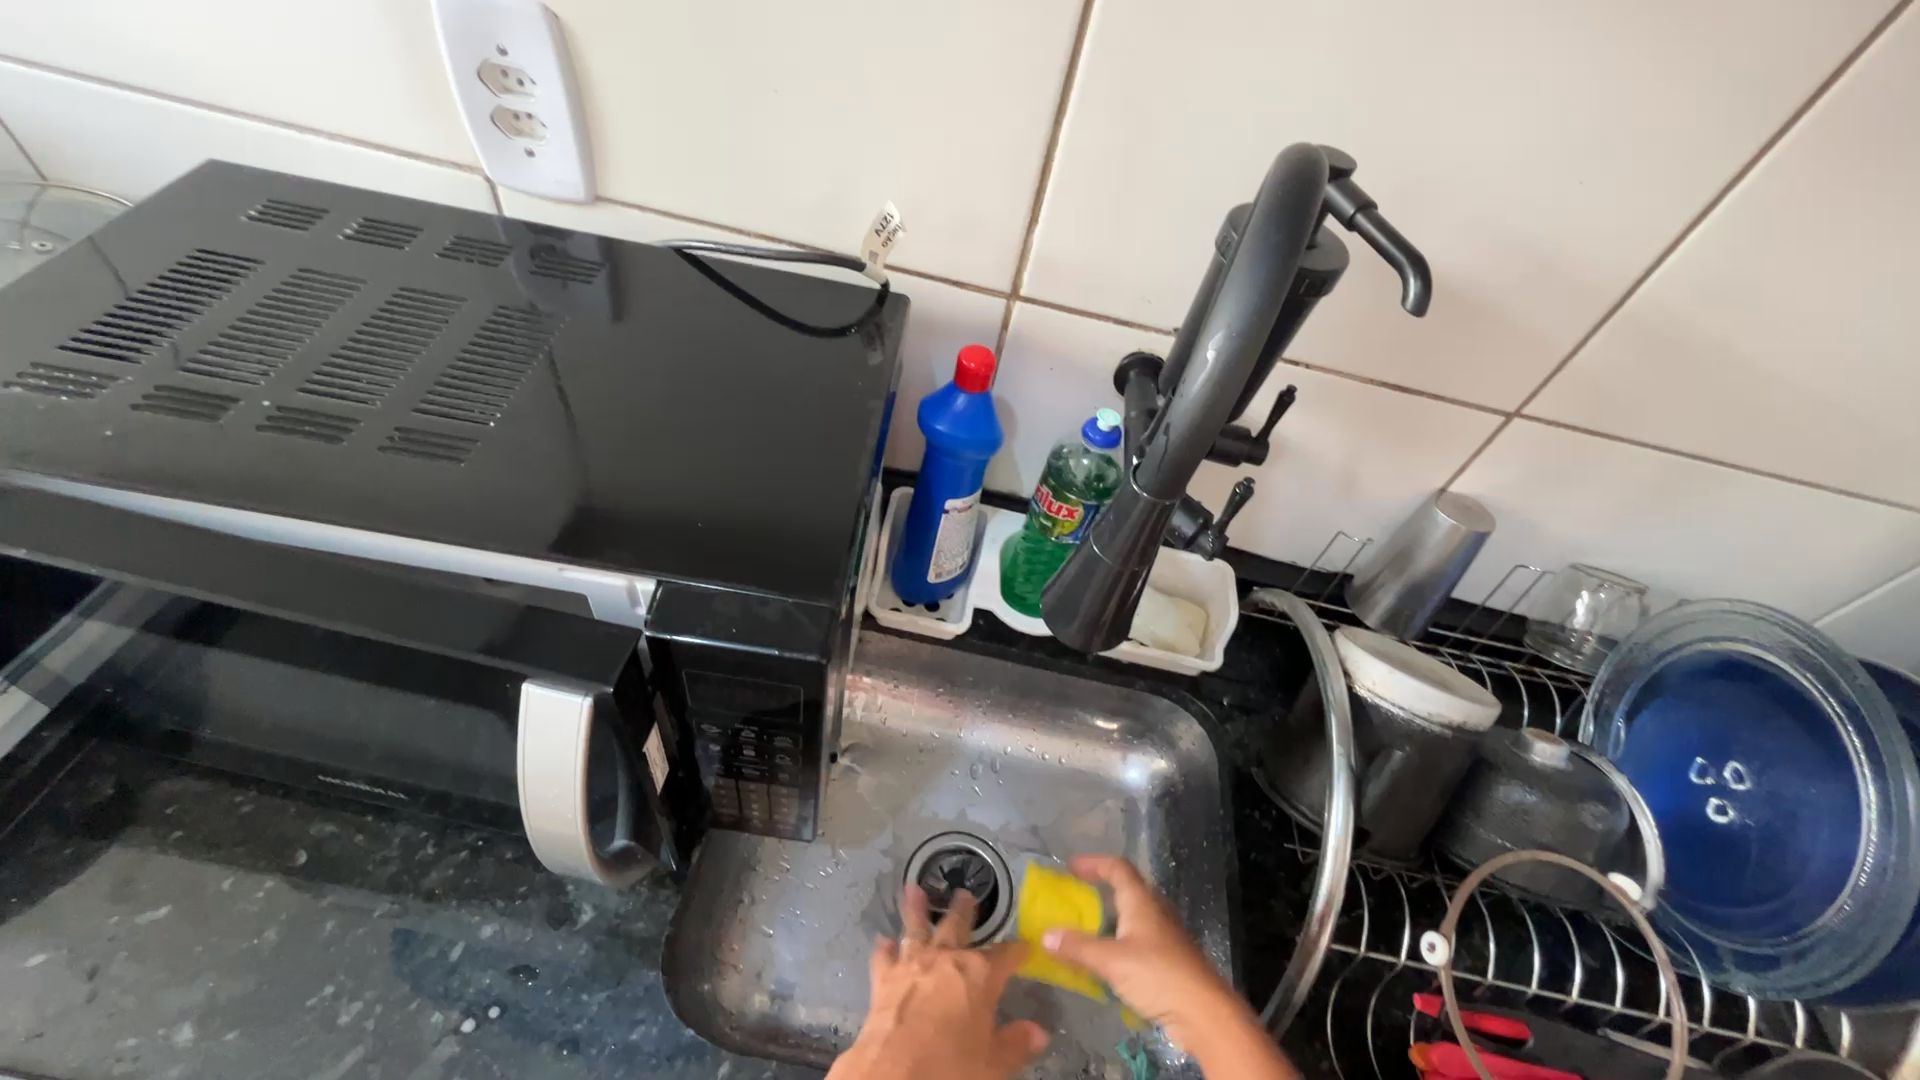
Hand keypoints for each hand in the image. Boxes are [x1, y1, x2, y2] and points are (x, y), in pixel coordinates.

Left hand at [827, 884, 1049, 1079]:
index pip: (1005, 955)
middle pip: (958, 927)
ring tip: (915, 890)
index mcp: (980, 975)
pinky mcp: (884, 979)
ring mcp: (913, 965)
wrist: (895, 1073)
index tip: (1025, 946)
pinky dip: (884, 949)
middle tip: (965, 895)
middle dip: (964, 912)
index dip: (1017, 950)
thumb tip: (1040, 1033)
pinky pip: (884, 957)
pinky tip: (883, 940)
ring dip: (917, 910)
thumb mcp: (992, 1063)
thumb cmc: (952, 1067)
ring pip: (917, 929)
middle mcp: (947, 959)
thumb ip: (1015, 1044)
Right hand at [1039, 856, 1254, 1057]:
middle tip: (1074, 900)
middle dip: (1099, 892)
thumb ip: (1078, 948)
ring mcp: (1165, 938)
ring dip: (1108, 922)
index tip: (1070, 867)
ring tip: (1083, 934)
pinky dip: (1117, 946)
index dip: (1094, 863)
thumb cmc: (1158, 975)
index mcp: (1142, 902)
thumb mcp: (1112, 961)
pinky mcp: (1169, 963)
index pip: (1118, 868)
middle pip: (1126, 891)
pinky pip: (1137, 944)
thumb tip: (1046, 934)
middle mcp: (1155, 913)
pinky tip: (1105, 965)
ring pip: (1132, 920)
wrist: (1205, 1014)